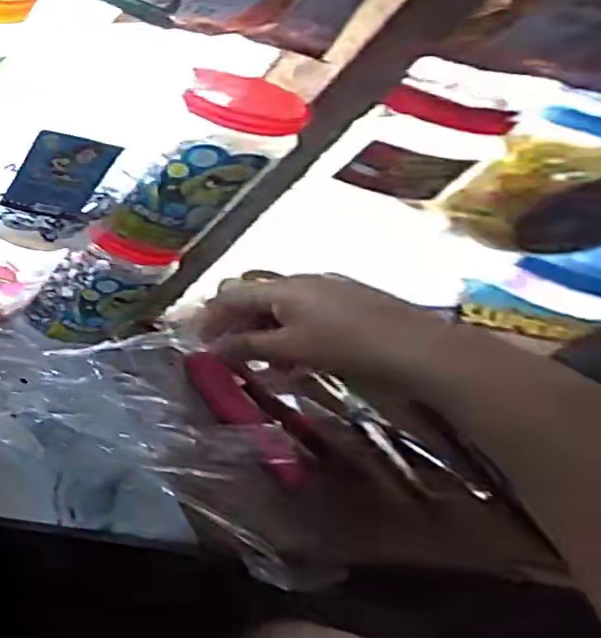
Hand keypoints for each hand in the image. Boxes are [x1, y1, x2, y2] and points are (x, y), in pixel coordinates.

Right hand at [196, 274, 491, 394]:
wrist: (438, 355)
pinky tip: (303, 351)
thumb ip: (247, 347)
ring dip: (265, 328)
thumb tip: (211, 349)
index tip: (199, 343)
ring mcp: (332, 287)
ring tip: (268, 357)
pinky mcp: (358, 300)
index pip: (227, 297)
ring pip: (281, 304)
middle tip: (231, 349)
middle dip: (236, 322)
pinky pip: (309, 309)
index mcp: (279, 287)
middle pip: (252, 296)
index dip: (209, 319)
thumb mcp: (292, 350)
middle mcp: (301, 279)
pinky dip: (293, 328)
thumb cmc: (352, 349)